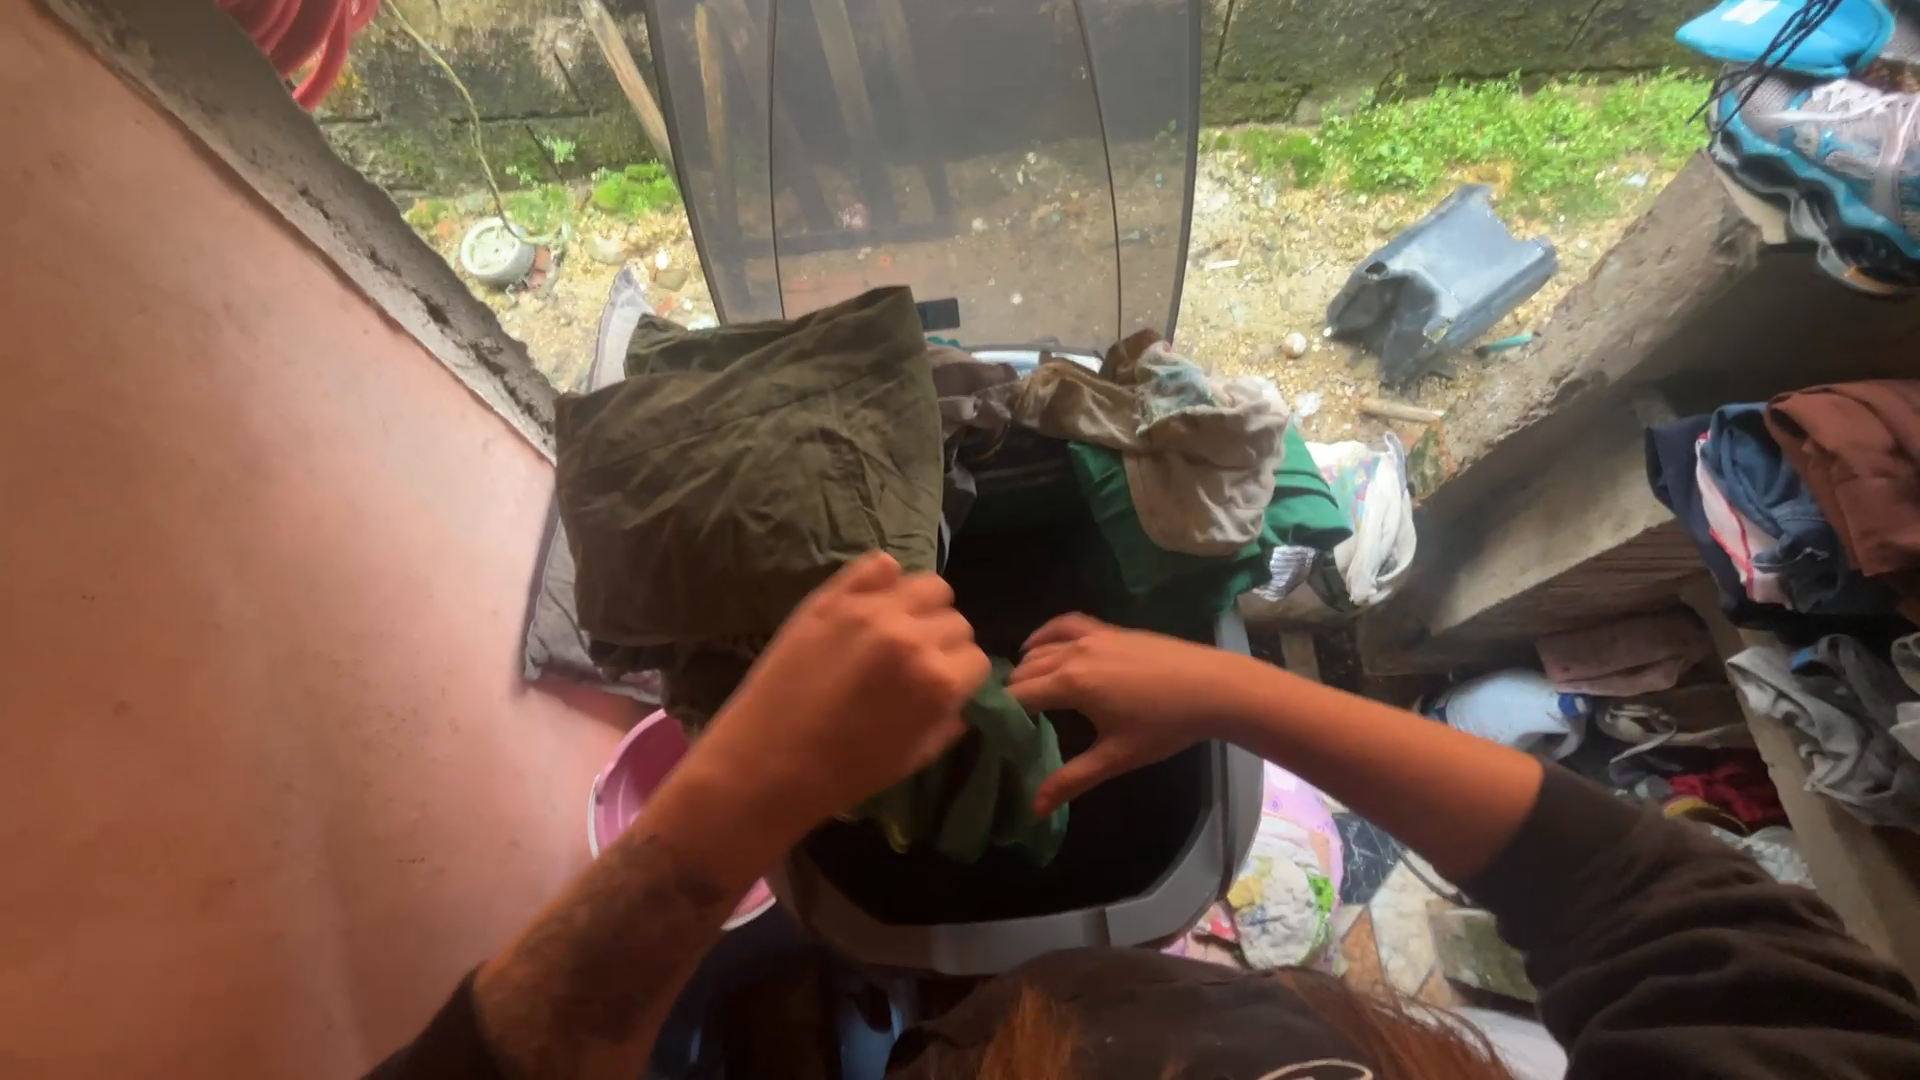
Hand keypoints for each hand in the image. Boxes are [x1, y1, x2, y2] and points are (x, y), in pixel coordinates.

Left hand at [694, 552, 988, 835]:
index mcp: (937, 682)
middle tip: (917, 663)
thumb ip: (950, 719)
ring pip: (929, 586)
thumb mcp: (915, 758)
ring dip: (924, 608)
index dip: (963, 677)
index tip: (943, 688)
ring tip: (899, 630)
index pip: (977, 659)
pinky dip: (885, 579)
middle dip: (945, 644)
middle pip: (956, 621)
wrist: (763, 766)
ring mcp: (870, 611)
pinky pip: (879, 564)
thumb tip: (962, 695)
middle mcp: (912, 637)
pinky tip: (874, 604)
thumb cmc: (844, 774)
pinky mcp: (833, 598)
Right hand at [1008, 614, 1270, 815]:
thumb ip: (1071, 779)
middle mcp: (1072, 653)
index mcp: (1069, 684)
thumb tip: (1034, 808)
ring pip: (1041, 647)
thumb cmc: (1165, 726)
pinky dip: (1044, 634)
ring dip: (1024, 667)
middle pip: (1024, 670)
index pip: (1017, 696)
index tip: (986, 731)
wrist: (1213, 687)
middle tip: (1004, 721)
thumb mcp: (1116, 757)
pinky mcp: (1108, 628)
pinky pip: (1064, 625)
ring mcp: (1090, 636)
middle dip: (1009, 694)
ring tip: (1019, 691)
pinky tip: (1038, 644)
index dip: (998, 713)